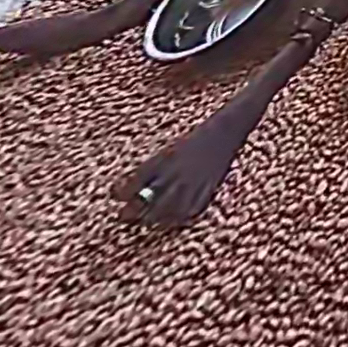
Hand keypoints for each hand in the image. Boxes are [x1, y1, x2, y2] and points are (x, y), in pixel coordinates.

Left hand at [111, 103, 256, 225]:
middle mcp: (175, 173)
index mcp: (162, 161)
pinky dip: (183, 216)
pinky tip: (178, 216)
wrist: (229, 126)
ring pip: (166, 212)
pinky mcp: (210, 186)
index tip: (118, 195)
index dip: (119, 193)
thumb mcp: (171, 149)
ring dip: (156, 218)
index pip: (129, 186)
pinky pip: (192, 209)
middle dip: (132, 213)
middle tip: (128, 215)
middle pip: (144, 204)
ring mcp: (193, 181)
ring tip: (152, 219)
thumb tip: (130, 194)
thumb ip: (153, 170)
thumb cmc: (198, 136)